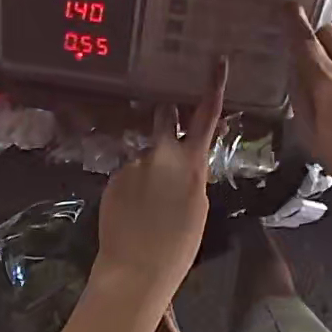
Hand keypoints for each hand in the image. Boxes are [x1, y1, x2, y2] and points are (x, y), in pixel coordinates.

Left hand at [93, 58, 228, 302]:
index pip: (205, 116)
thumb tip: (184, 165)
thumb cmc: (178, 245)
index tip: (217, 62)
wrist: (135, 269)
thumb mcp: (198, 207)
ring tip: (149, 204)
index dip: (214, 87)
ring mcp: (133, 163)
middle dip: (167, 116)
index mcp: (190, 162)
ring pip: (146, 156)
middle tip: (169, 121)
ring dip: (150, 169)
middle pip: (164, 118)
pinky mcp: (113, 176)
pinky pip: (128, 174)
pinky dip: (133, 186)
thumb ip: (192, 177)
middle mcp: (160, 154)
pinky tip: (134, 211)